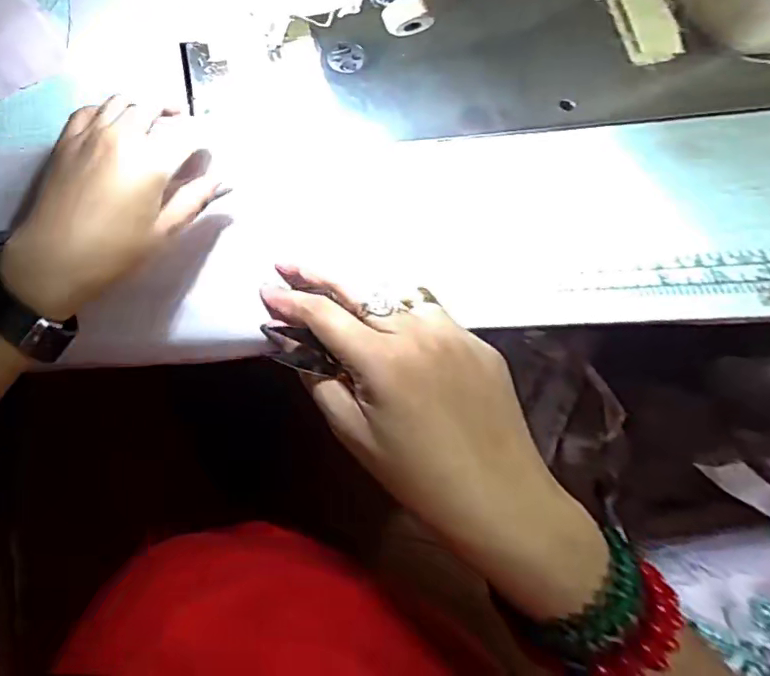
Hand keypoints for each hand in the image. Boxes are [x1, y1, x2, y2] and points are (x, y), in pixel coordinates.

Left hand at [0, 96, 225, 322]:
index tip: (204, 152)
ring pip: (122, 101)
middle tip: (179, 126)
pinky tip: (110, 124)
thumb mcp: (162, 232)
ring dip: (140, 107)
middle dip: (172, 113)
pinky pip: (89, 110)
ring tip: (147, 121)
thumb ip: (193, 199)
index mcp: (151, 161)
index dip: (201, 141)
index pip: (187, 136)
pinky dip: (105, 111)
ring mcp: (91, 134)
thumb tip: (219, 179)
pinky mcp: (67, 140)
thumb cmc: (112, 252)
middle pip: (153, 106)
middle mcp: (123, 136)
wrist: (52, 260)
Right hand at [261, 265, 607, 617]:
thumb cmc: (417, 477)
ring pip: (395, 292)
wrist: (502, 501)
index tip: (266, 290)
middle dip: (317, 275)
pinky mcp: (477, 341)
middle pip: (357, 288)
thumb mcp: (353, 434)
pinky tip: (390, 321)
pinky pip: (430, 312)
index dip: (291, 301)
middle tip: (288, 267)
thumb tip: (292, 344)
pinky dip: (401, 309)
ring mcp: (453, 332)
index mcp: (382, 359)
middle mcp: (417, 332)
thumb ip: (318, 380)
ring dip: (361, 288)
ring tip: (336, 291)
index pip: (324, 314)